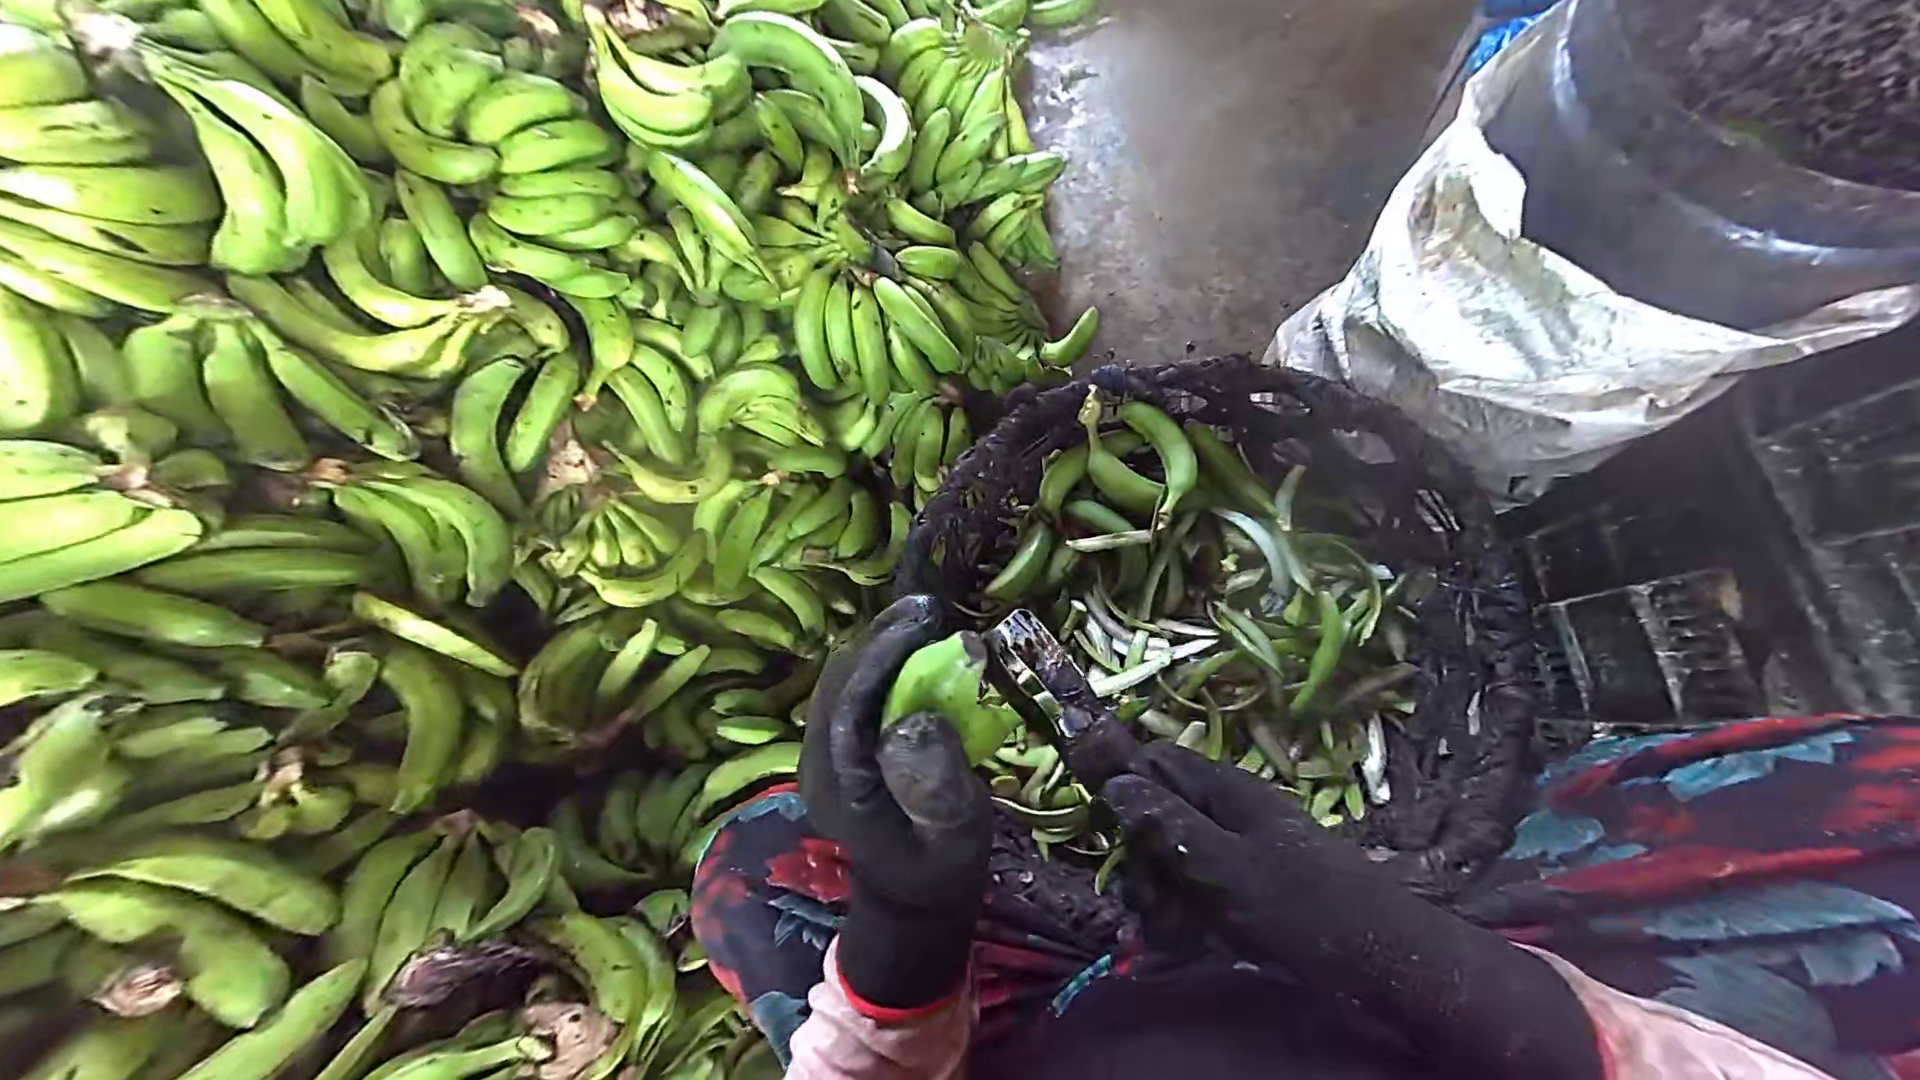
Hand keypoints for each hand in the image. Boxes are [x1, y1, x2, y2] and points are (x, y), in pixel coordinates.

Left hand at [800, 595, 990, 1010]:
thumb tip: (917, 718)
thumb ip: (935, 783)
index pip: (849, 702)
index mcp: (840, 784)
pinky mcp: (835, 744)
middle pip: (837, 681)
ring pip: (839, 679)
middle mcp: (816, 761)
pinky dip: (879, 661)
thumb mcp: (953, 833)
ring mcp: (820, 752)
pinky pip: (851, 688)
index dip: (883, 653)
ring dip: (878, 644)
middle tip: (926, 610)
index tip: (924, 617)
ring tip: (919, 621)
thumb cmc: (941, 867)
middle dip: (879, 638)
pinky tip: (908, 649)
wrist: (912, 895)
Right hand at [1104, 742, 1602, 1079]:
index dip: (1122, 782)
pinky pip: (1198, 881)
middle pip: (1158, 809)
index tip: (1105, 824)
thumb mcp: (1222, 866)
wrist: (1389, 965)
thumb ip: (1165, 823)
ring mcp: (1238, 843)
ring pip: (1174, 851)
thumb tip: (1113, 781)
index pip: (1152, 760)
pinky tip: (1186, 938)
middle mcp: (1226, 806)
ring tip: (1170, 928)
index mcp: (1221, 786)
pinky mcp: (1247, 880)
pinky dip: (1185, 908)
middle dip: (1141, 852)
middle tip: (1145, 896)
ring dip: (1160, 889)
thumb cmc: (1303, 908)